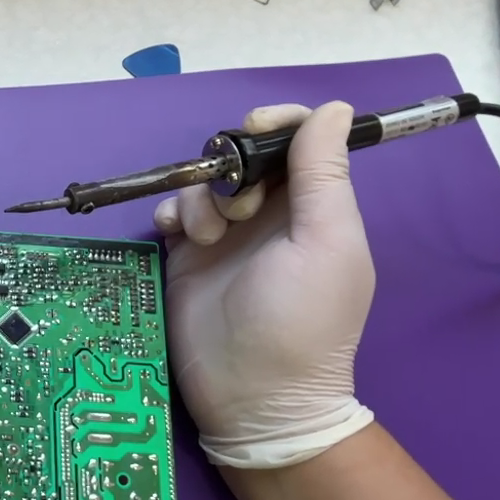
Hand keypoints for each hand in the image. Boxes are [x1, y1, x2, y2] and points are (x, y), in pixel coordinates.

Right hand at [153, 101, 375, 468]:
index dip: (279, 124)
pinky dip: (170, 213)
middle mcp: (268, 217)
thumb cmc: (301, 319)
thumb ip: (323, 175)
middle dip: (232, 164)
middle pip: (243, 158)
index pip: (299, 143)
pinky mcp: (183, 258)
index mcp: (313, 209)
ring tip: (208, 236)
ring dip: (200, 197)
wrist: (251, 392)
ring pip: (202, 184)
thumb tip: (329, 107)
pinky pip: (171, 214)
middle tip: (237, 203)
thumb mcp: (325, 243)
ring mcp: (222, 237)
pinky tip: (176, 236)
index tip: (254, 128)